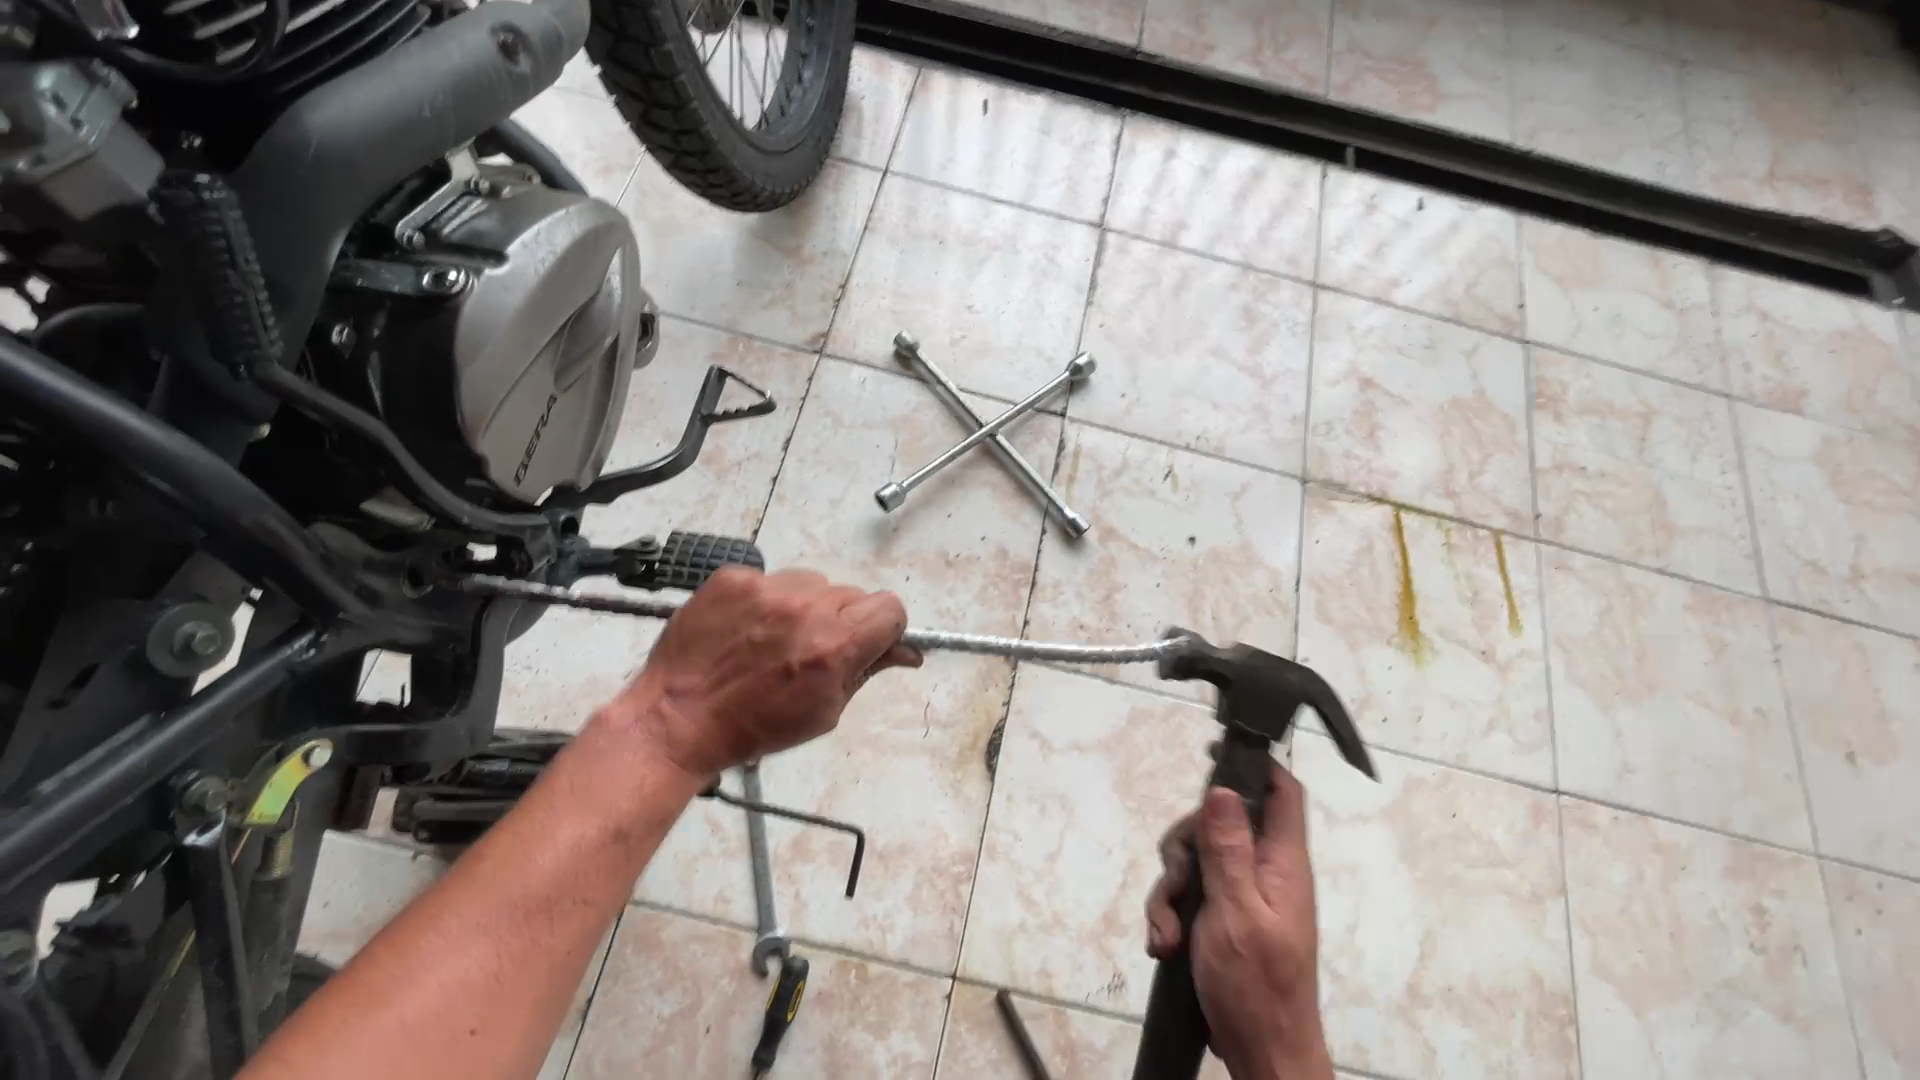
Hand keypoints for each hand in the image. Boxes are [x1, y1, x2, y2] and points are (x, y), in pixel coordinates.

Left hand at [607, 567, 920, 778]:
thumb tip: (908, 651)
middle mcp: (806, 609)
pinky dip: (768, 600)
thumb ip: (867, 671)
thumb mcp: (825, 711)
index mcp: (834, 646)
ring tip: (776, 638)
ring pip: (814, 582)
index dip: (884, 627)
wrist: (678, 718)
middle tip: (814, 649)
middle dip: (844, 620)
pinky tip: (747, 629)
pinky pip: (771, 579)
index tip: (868, 642)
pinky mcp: (733, 578)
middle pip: (853, 595)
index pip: (890, 609)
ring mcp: (766, 588)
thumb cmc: (756, 727)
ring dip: (808, 606)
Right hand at [1144, 765, 1331, 1079]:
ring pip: (1193, 860)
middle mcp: (1263, 870)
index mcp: (1282, 862)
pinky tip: (1166, 944)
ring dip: (1171, 891)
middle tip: (1178, 880)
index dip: (1253, 764)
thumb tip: (1221, 789)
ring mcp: (1240, 894)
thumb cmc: (1256, 985)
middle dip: (1184, 847)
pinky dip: (1171, 916)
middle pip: (1217, 822)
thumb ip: (1228, 849)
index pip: (1281, 792)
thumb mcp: (1236, 913)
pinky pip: (1187, 895)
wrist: (1258, 1053)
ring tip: (1170, 933)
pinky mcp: (1221, 917)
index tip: (1212, 751)